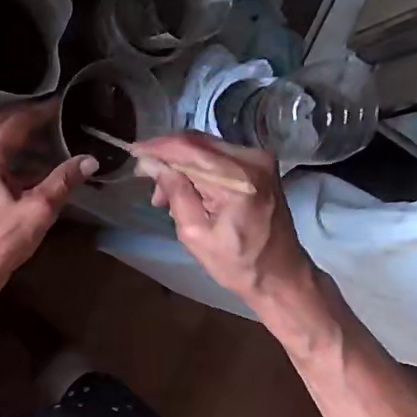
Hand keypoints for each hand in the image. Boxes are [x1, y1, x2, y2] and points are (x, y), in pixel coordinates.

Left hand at [0, 102, 96, 292]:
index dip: (39, 111)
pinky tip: (31, 168)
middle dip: (29, 120)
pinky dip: (11, 157)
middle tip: (57, 119)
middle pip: (1, 127)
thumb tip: (89, 160)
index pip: (14, 121)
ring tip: (49, 141)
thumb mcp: (39, 210)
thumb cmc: (2, 242)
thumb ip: (63, 180)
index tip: (61, 106)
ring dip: (21, 140)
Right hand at [133, 133, 314, 306]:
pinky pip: (219, 155)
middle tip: (151, 186)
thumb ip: (176, 193)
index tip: (134, 152)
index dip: (157, 147)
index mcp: (237, 180)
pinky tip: (190, 190)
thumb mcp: (195, 235)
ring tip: (167, 196)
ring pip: (206, 147)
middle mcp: (252, 159)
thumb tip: (153, 164)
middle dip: (168, 158)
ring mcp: (260, 159)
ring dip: (182, 165)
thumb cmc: (238, 264)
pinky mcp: (261, 164)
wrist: (282, 275)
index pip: (188, 148)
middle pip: (197, 142)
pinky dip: (199, 167)